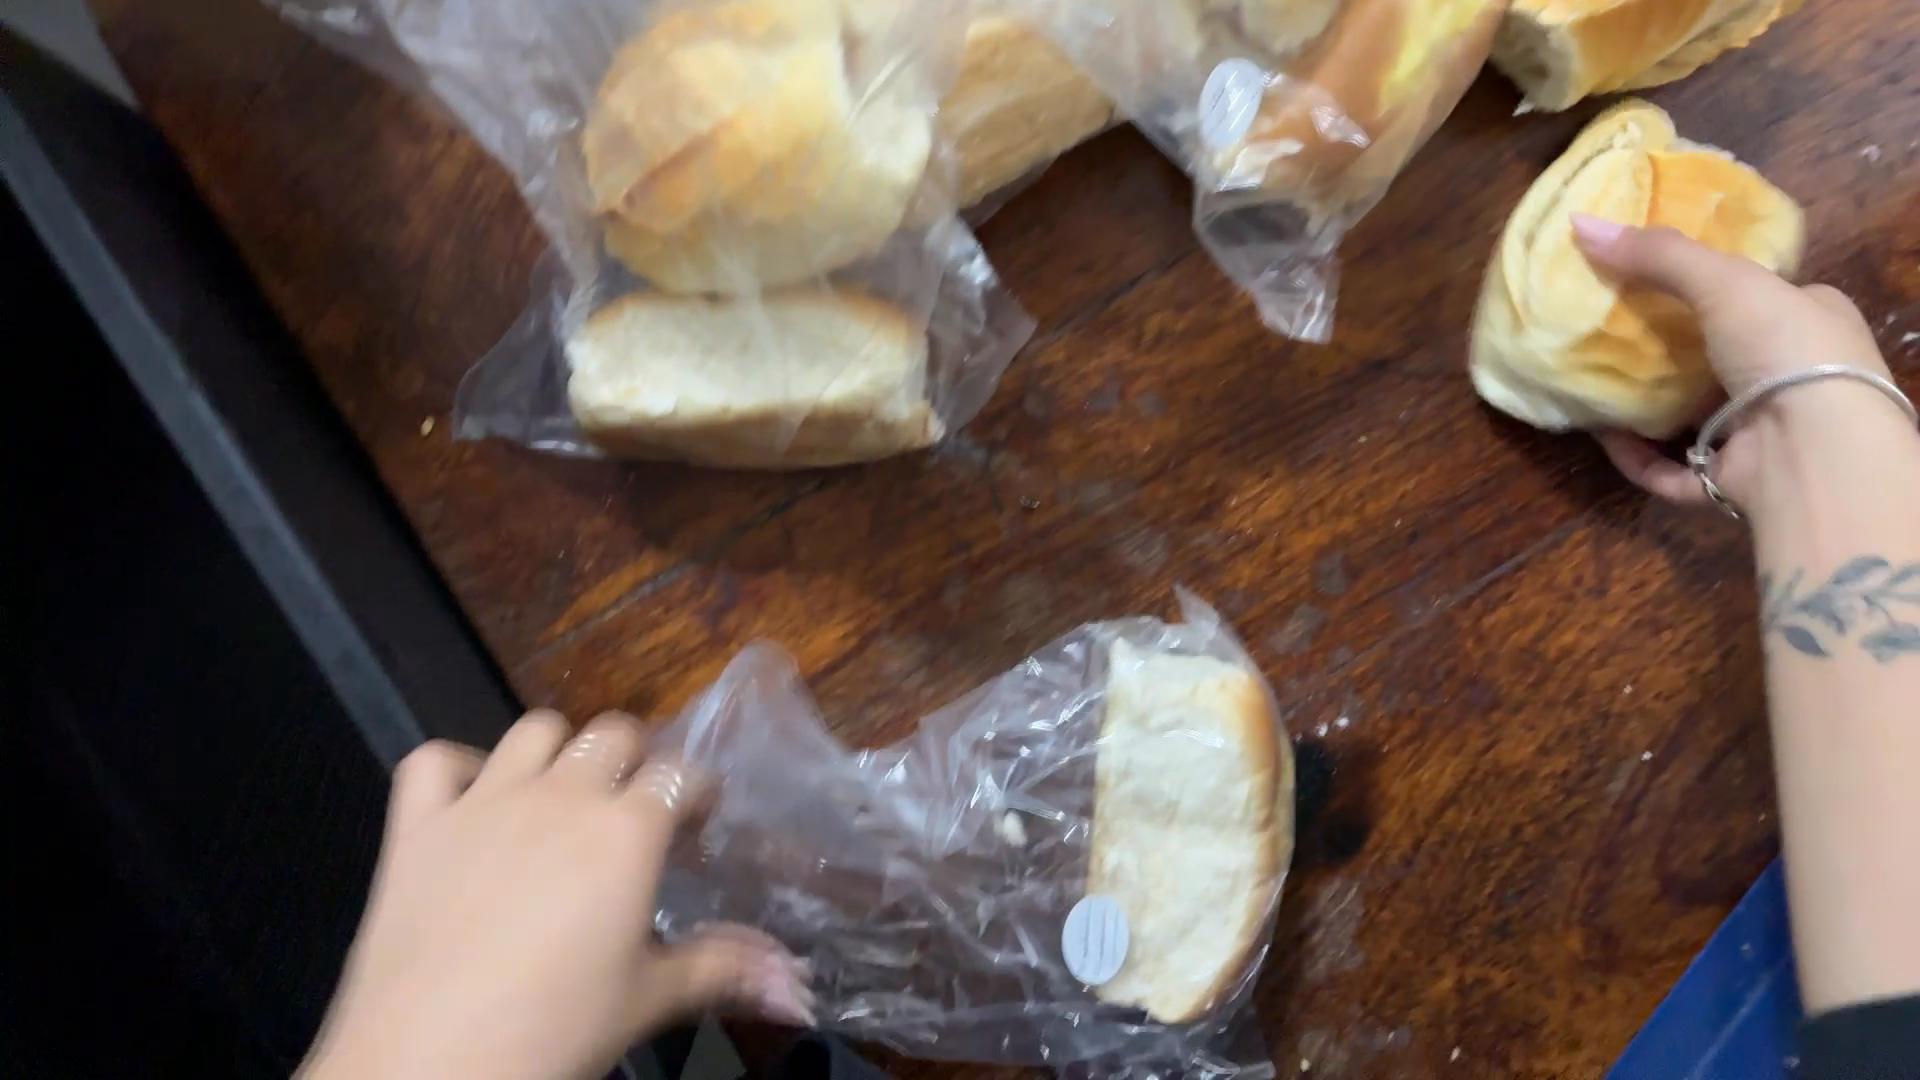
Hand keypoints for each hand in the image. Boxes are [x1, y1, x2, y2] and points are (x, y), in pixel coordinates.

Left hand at [299, 710, 814, 1079]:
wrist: (420, 1077)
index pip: (681, 773)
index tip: (699, 821)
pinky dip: (459, 769)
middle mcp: (564, 796)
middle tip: (636, 808)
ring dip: (559, 753)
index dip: (696, 790)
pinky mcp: (418, 827)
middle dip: (636, 759)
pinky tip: (475, 802)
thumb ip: (726, 970)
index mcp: (628, 829)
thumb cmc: (553, 1032)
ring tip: (564, 795)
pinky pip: (434, 760)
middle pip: (614, 734)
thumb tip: (799, 986)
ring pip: (537, 730)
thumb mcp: (650, 998)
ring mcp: (486, 803)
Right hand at [1568, 214, 1899, 518]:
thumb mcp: (1726, 284)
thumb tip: (1580, 222)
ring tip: (1592, 392)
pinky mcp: (1721, 478)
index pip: (1755, 304)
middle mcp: (1786, 379)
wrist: (1811, 448)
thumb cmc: (1786, 353)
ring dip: (1635, 411)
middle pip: (1707, 362)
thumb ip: (1658, 255)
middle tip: (1604, 345)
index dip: (1703, 296)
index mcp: (1807, 327)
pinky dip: (1632, 456)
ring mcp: (1754, 432)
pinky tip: (1605, 439)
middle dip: (1655, 359)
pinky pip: (1663, 467)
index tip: (1646, 295)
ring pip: (1681, 418)